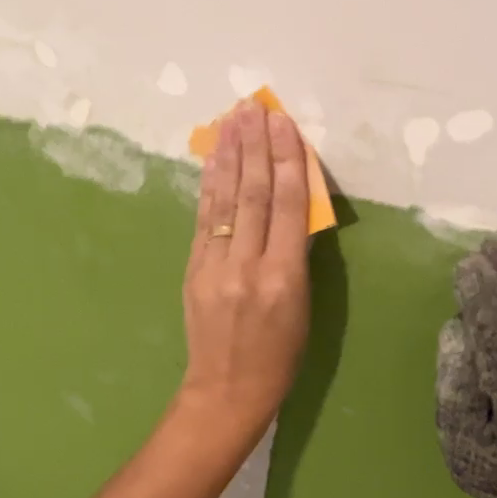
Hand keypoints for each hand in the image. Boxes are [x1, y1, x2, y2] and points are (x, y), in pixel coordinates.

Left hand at [175, 101, 311, 437]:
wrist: (227, 391)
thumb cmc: (279, 357)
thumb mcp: (303, 308)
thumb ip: (295, 256)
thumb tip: (289, 207)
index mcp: (285, 278)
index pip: (288, 206)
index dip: (287, 160)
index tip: (284, 123)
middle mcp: (248, 266)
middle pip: (253, 194)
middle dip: (255, 146)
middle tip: (254, 106)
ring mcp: (215, 268)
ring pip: (225, 202)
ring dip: (229, 156)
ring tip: (232, 120)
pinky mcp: (193, 272)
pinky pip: (204, 221)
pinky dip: (209, 188)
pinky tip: (213, 161)